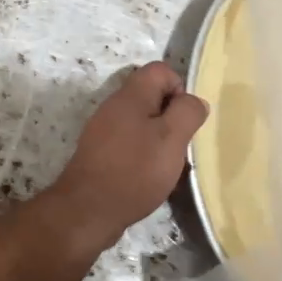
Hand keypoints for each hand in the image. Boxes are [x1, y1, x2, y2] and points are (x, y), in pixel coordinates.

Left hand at [42, 62, 208, 254]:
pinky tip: (151, 178)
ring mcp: (104, 130)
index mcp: (130, 96)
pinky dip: (145, 155)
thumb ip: (187, 113)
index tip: (186, 120)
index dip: (180, 89)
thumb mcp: (171, 139)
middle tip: (181, 146)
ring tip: (169, 166)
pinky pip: (130, 143)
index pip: (159, 70)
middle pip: (151, 96)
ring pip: (142, 122)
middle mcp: (114, 107)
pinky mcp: (101, 153)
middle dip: (172, 118)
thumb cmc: (134, 170)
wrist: (88, 209)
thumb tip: (194, 100)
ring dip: (160, 139)